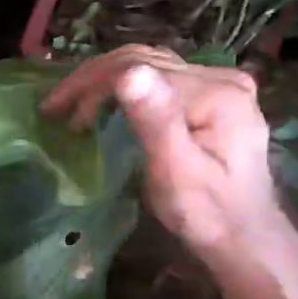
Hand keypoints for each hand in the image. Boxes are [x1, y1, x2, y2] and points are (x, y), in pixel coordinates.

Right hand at [42, 45, 281, 259]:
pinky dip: (122, 85)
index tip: (55, 112)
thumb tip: (128, 74)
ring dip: (102, 80)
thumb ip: (156, 121)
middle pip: (141, 59)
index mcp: (215, 92)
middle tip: (54, 107)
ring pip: (146, 63)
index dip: (89, 86)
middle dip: (90, 80)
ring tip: (72, 105)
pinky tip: (103, 103)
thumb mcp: (176, 172)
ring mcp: (218, 84)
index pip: (137, 69)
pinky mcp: (211, 95)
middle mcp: (220, 77)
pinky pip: (156, 76)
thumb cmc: (206, 213)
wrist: (244, 239)